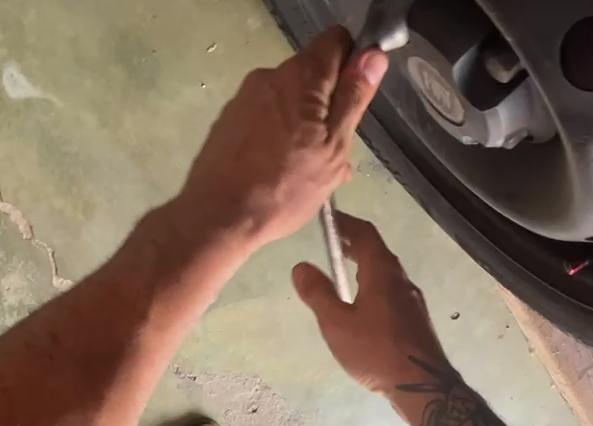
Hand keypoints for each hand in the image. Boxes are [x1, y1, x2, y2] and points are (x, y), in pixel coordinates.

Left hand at [172, 29, 386, 250]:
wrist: (218, 216)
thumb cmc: (283, 188)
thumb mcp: (333, 150)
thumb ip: (353, 99)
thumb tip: (374, 55)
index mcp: (301, 76)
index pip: (337, 42)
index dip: (353, 65)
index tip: (354, 103)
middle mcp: (270, 76)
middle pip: (311, 77)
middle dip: (326, 108)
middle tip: (329, 155)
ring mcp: (244, 99)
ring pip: (288, 103)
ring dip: (302, 129)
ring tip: (303, 173)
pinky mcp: (228, 122)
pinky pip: (264, 121)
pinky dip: (277, 140)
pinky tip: (278, 175)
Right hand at [293, 212, 450, 392]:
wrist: (421, 384)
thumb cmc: (376, 352)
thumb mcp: (337, 324)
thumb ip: (318, 294)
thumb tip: (300, 267)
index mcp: (382, 272)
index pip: (365, 234)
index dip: (346, 224)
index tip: (329, 221)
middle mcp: (401, 280)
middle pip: (377, 253)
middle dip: (354, 246)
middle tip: (332, 247)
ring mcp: (411, 302)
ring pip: (385, 275)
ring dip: (364, 269)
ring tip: (343, 277)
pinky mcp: (414, 322)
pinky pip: (391, 295)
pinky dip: (373, 289)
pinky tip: (363, 309)